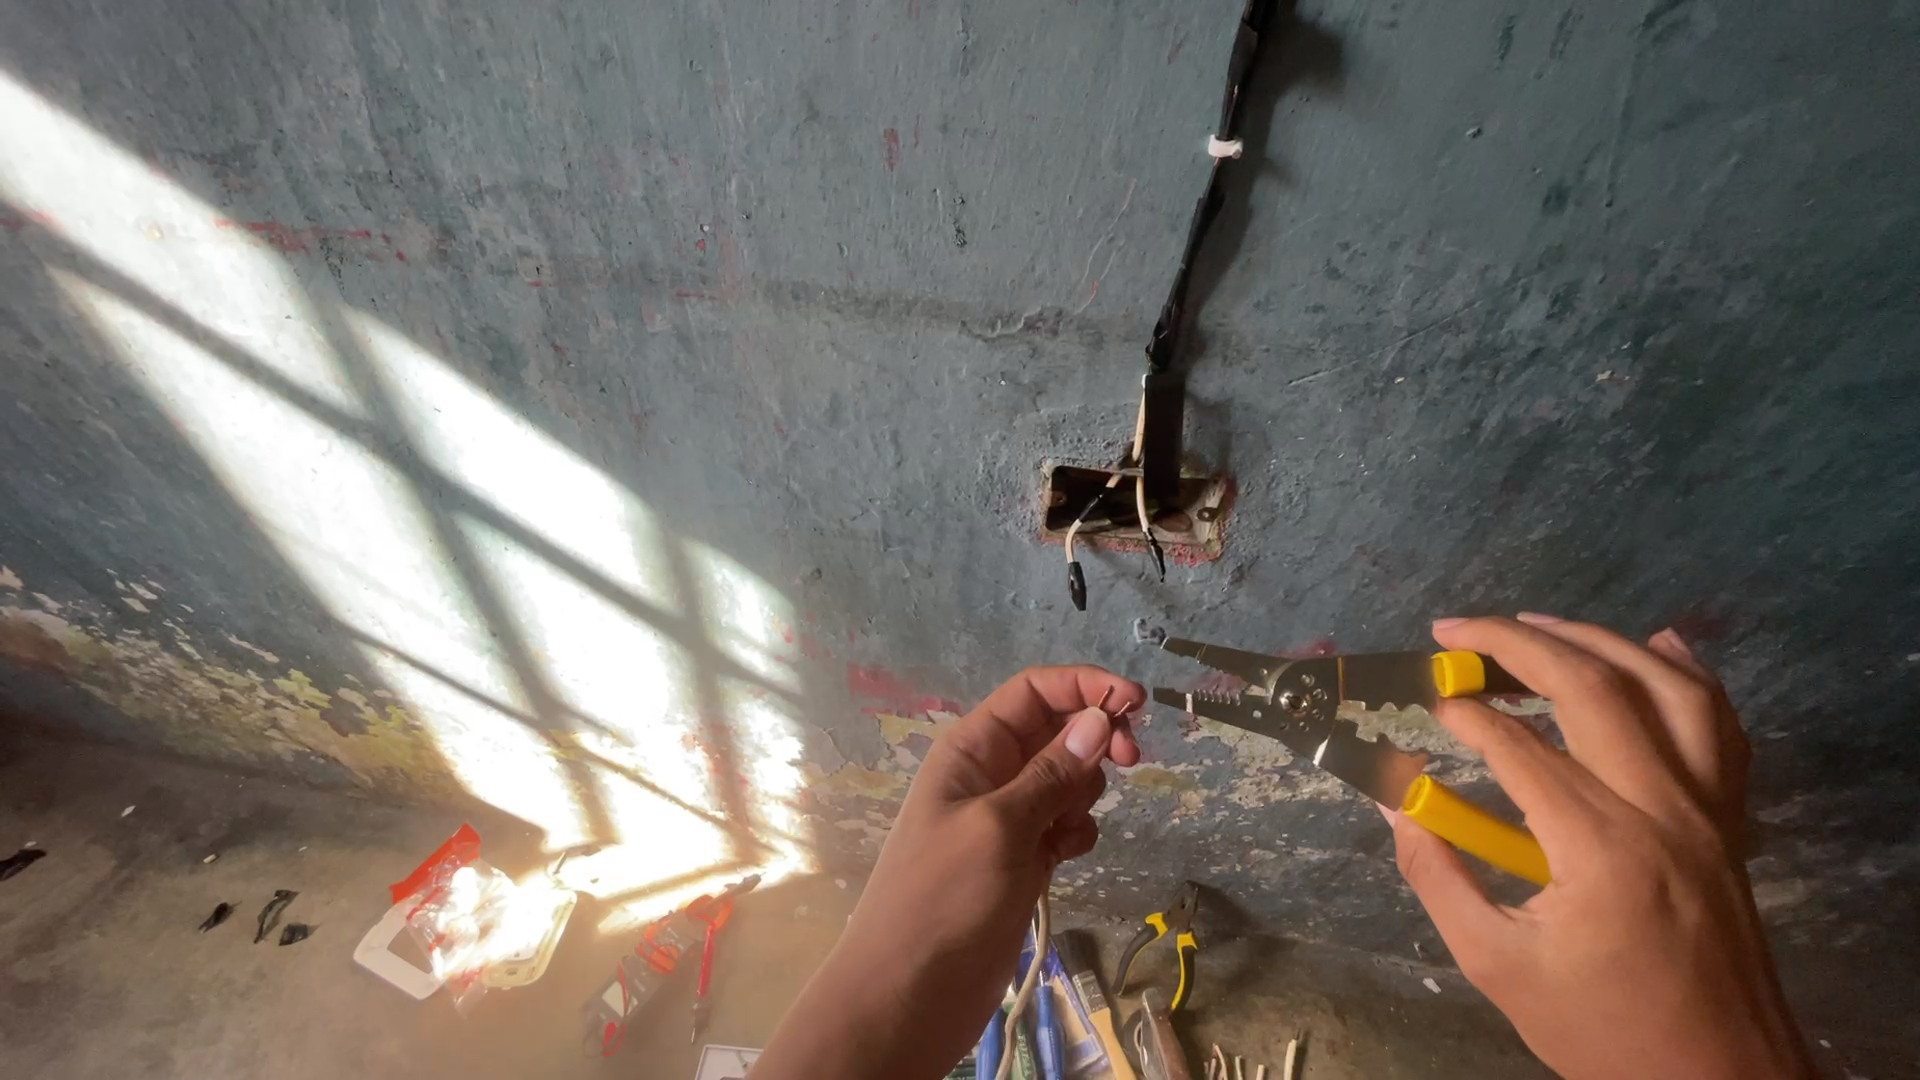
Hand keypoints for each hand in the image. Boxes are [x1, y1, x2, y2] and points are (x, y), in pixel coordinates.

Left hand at [757, 665, 1142, 1079]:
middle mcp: (992, 772)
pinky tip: (1065, 854)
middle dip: (1096, 737)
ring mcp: (1009, 816)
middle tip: (1130, 762)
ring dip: (1084, 791)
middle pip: (1058, 728)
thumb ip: (1051, 773)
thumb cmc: (943, 898)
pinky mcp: (1024, 856)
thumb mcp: (998, 826)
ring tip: (1067, 828)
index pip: (1034, 690)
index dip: (1085, 685)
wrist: (909, 995)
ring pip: (1068, 776)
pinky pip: (1066, 821)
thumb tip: (1099, 719)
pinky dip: (1076, 829)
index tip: (1137, 702)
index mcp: (974, 746)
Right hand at [1383, 615, 1810, 1079]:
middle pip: (1593, 691)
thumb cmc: (1600, 1030)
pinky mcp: (1729, 824)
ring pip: (1667, 692)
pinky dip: (1688, 675)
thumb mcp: (1492, 961)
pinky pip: (1724, 729)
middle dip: (1513, 644)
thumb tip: (1394, 803)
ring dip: (1595, 642)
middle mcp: (1664, 812)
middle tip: (1453, 631)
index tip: (1426, 704)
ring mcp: (1710, 813)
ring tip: (1531, 623)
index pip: (1520, 746)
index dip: (1464, 714)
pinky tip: (1654, 643)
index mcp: (1600, 847)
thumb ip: (1432, 873)